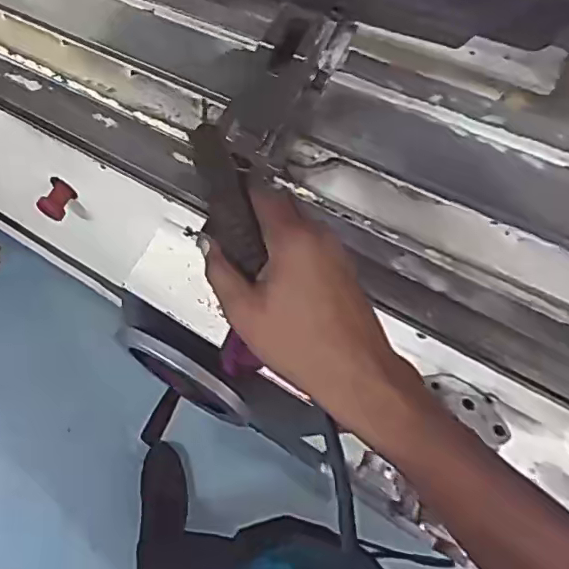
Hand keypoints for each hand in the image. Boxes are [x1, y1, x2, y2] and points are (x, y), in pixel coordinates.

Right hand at [204, 188, 421, 416]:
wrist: (358, 376)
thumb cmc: (307, 348)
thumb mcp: (243, 311)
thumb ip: (220, 270)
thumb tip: (210, 248)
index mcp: (292, 239)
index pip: (262, 193)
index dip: (238, 192)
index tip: (224, 200)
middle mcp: (318, 238)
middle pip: (281, 205)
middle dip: (255, 215)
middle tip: (233, 238)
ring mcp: (335, 253)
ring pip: (297, 226)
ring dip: (274, 235)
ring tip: (254, 267)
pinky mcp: (344, 270)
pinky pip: (311, 246)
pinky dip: (292, 252)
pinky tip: (278, 284)